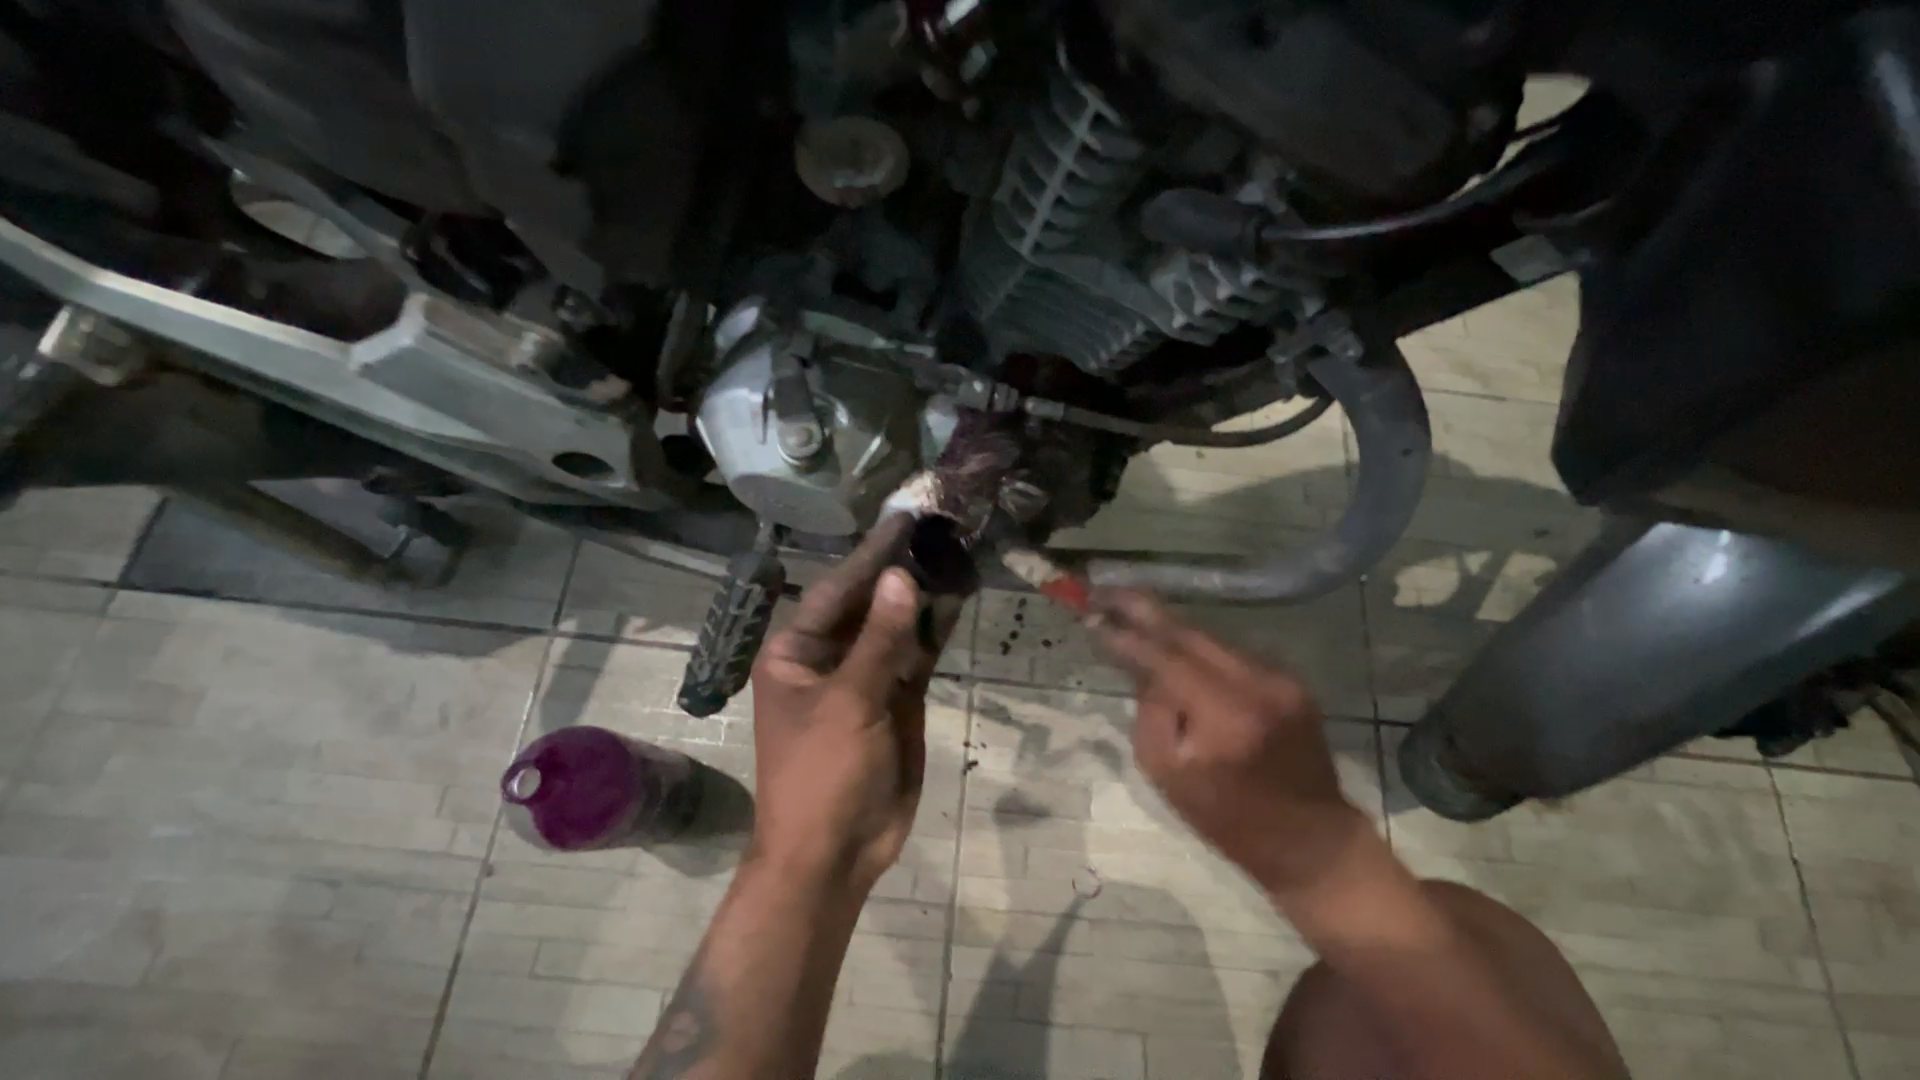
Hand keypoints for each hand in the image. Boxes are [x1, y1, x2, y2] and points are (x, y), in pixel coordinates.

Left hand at [749, 515, 953, 889]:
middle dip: (901, 570)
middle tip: (940, 527)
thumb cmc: (821, 773)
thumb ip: (880, 640)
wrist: (834, 851)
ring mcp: (865, 680)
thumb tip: (901, 577)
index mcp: (796, 652)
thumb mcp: (848, 702)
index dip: (871, 555)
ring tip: (957, 551)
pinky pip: (915, 657)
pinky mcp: (896, 701)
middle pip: (869, 604)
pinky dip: (934, 631)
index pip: (837, 590)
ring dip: (923, 596)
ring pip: (897, 627)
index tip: (903, 519)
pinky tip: (957, 598)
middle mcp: (828, 658)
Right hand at [1091, 588, 1370, 896]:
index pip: (1166, 658)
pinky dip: (1202, 651)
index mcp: (1226, 715)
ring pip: (1213, 641)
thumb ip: (1150, 714)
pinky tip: (1177, 650)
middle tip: (1107, 592)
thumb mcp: (1168, 776)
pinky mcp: (1292, 682)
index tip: (1093, 616)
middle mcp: (1259, 684)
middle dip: (1146, 611)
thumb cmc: (1229, 820)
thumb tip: (1144, 670)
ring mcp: (1281, 679)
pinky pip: (1234, 656)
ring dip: (1173, 631)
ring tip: (1133, 615)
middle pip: (1191, 634)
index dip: (1127, 636)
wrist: (1310, 839)